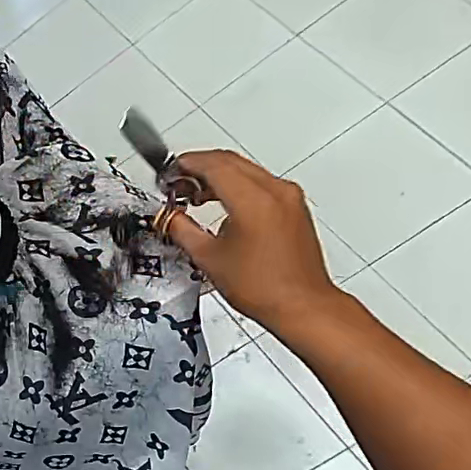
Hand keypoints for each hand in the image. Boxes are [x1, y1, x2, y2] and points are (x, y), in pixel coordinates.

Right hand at [164, 149, 345, 332]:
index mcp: (252, 200)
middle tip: (180, 182)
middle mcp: (276, 191)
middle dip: (201, 168)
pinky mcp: (295, 208)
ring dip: (220, 177)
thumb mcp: (209, 259)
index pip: (213, 164)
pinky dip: (240, 188)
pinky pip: (263, 184)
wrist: (301, 307)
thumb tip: (169, 217)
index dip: (186, 164)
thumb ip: (182, 230)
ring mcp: (289, 198)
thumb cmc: (265, 289)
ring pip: (247, 171)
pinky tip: (226, 206)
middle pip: (230, 162)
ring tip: (198, 196)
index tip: (171, 171)